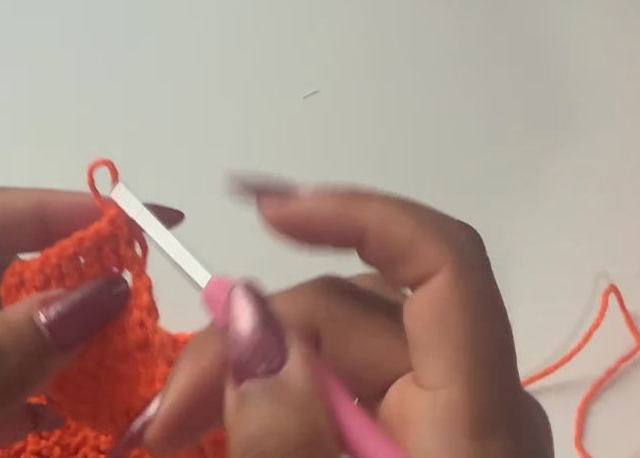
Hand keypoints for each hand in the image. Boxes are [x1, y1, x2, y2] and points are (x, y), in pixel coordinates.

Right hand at [121, 183, 552, 457]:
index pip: (442, 262)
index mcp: (479, 422)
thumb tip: (250, 314)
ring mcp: (442, 434)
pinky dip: (274, 405)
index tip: (259, 206)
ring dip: (250, 374)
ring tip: (170, 428)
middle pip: (358, 311)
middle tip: (160, 416)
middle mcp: (472, 409)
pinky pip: (337, 398)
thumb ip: (288, 442)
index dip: (357, 212)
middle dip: (252, 335)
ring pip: (335, 352)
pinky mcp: (412, 454)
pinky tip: (220, 432)